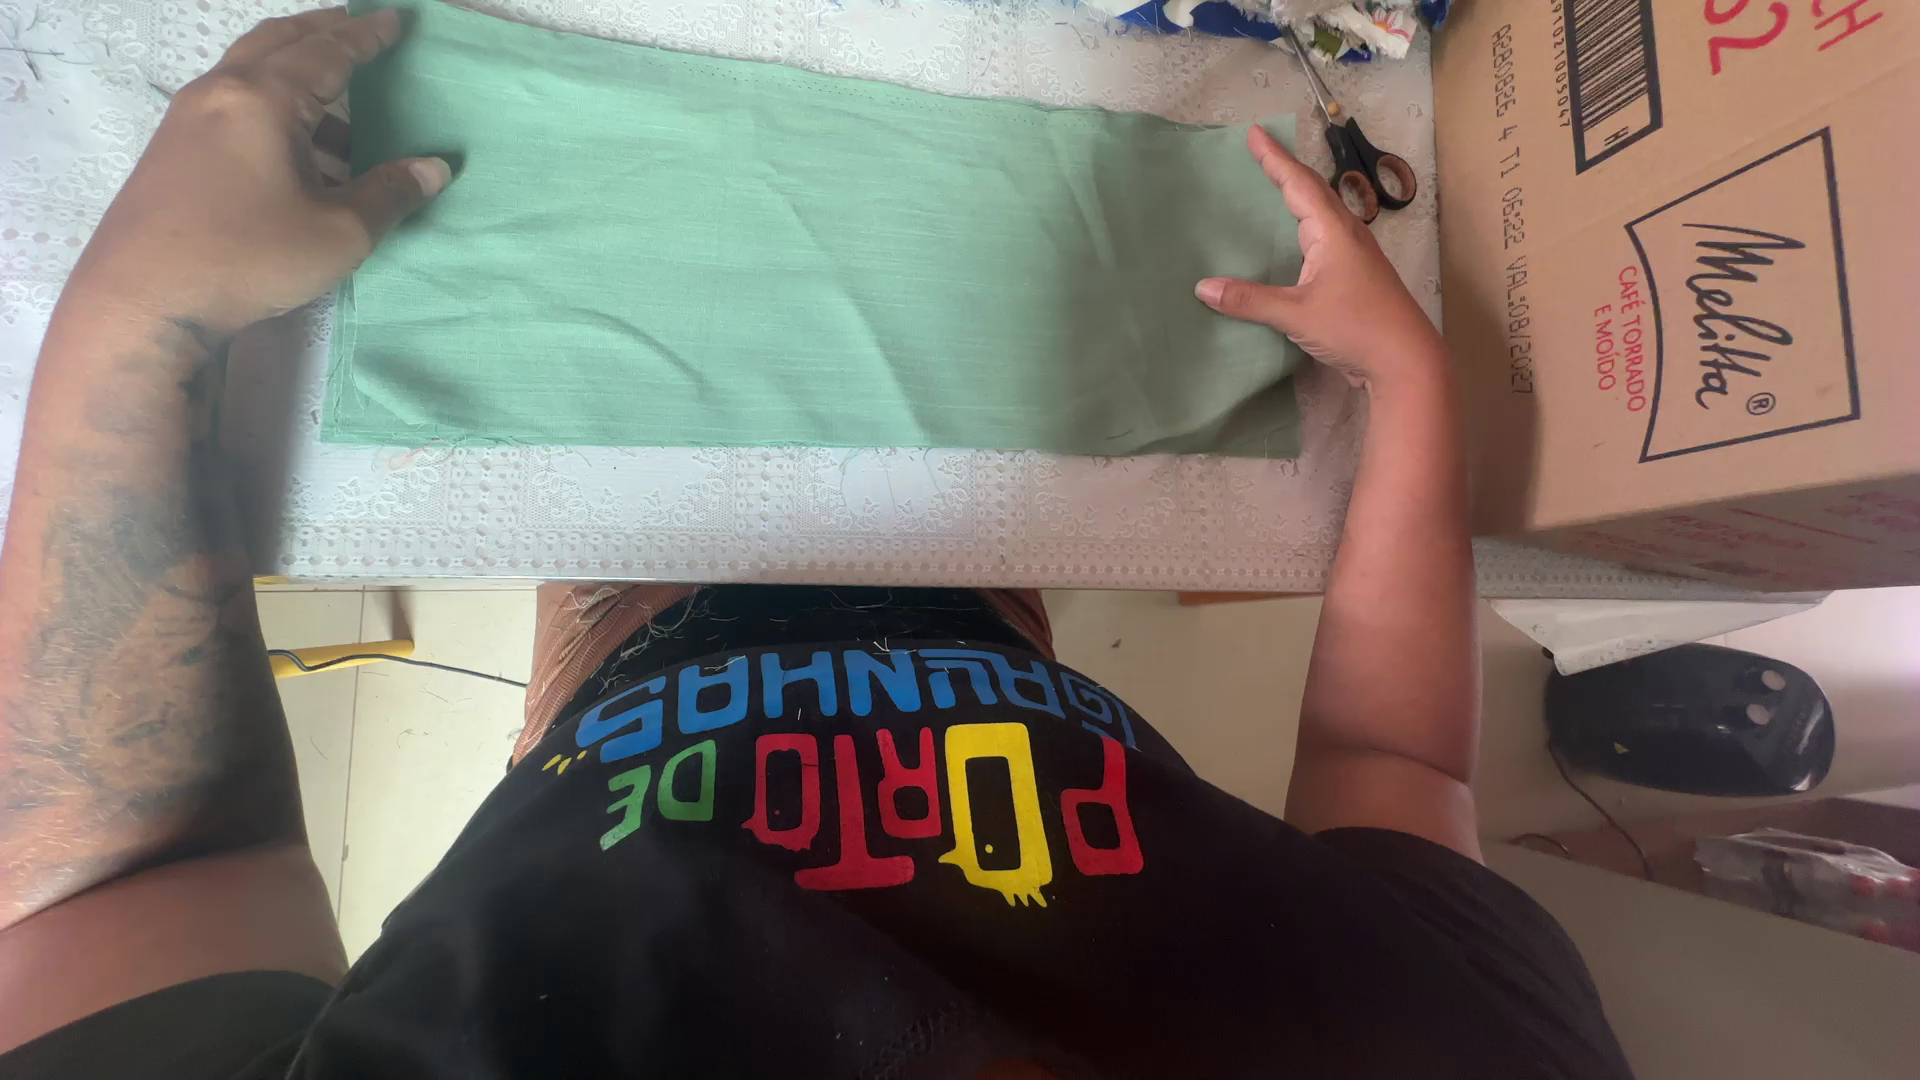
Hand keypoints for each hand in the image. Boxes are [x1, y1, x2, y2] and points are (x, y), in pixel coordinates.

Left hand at [64, 6, 446, 338]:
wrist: (152, 292)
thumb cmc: (256, 255)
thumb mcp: (342, 230)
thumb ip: (390, 192)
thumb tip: (433, 166)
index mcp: (261, 102)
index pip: (322, 53)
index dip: (363, 36)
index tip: (394, 19)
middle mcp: (220, 95)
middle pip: (277, 43)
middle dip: (325, 32)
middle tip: (364, 27)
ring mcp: (196, 119)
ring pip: (258, 73)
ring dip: (307, 74)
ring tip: (352, 97)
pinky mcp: (187, 148)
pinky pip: (246, 105)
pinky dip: (288, 107)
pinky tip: (317, 146)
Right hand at [1195, 125, 1443, 389]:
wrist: (1401, 358)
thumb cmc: (1354, 325)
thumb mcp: (1295, 313)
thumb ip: (1249, 300)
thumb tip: (1203, 288)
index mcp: (1333, 232)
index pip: (1298, 185)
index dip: (1275, 159)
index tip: (1256, 134)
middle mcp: (1345, 236)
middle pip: (1312, 193)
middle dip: (1284, 172)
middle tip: (1260, 155)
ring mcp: (1351, 257)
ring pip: (1319, 218)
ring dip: (1295, 201)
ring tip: (1272, 192)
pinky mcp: (1351, 279)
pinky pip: (1319, 243)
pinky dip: (1299, 232)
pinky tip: (1290, 245)